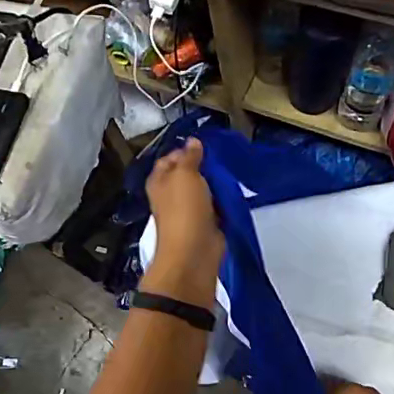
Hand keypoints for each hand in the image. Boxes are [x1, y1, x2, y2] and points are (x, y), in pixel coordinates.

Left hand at [143, 138, 222, 305]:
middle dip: (204, 166)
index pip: (170, 158)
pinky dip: (223, 200)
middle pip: (188, 173)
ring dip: (215, 183)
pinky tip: (233, 191)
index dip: (185, 150)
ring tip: (230, 171)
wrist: (194, 251)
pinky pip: (215, 205)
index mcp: (159, 181)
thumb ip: (189, 156)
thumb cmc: (185, 209)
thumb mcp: (185, 174)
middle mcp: (171, 194)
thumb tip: (193, 141)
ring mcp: (188, 210)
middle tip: (221, 157)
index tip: (204, 145)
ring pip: (203, 189)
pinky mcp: (204, 222)